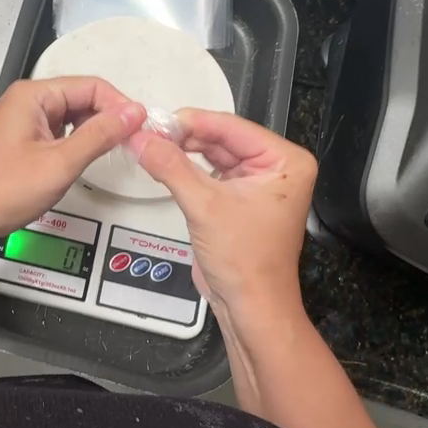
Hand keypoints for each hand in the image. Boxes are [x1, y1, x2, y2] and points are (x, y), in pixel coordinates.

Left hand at [0, 77, 145, 247]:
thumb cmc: (0, 191)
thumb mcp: (59, 163)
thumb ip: (100, 135)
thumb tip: (133, 113)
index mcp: (33, 96)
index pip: (92, 86)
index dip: (121, 106)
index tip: (142, 129)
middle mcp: (26, 102)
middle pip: (82, 99)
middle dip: (109, 118)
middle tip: (133, 144)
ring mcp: (21, 123)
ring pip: (71, 118)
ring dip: (94, 133)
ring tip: (115, 153)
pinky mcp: (20, 144)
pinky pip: (57, 135)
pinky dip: (76, 145)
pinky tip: (85, 162)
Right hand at [136, 110, 315, 322]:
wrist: (251, 307)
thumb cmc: (247, 263)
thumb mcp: (205, 206)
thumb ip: (171, 167)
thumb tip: (142, 139)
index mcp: (285, 162)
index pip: (231, 127)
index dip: (191, 122)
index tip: (156, 121)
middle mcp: (275, 168)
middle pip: (221, 138)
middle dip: (183, 136)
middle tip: (147, 133)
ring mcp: (256, 184)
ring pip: (212, 154)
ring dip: (181, 151)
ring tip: (149, 145)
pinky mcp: (237, 199)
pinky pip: (209, 173)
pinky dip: (185, 169)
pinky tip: (163, 163)